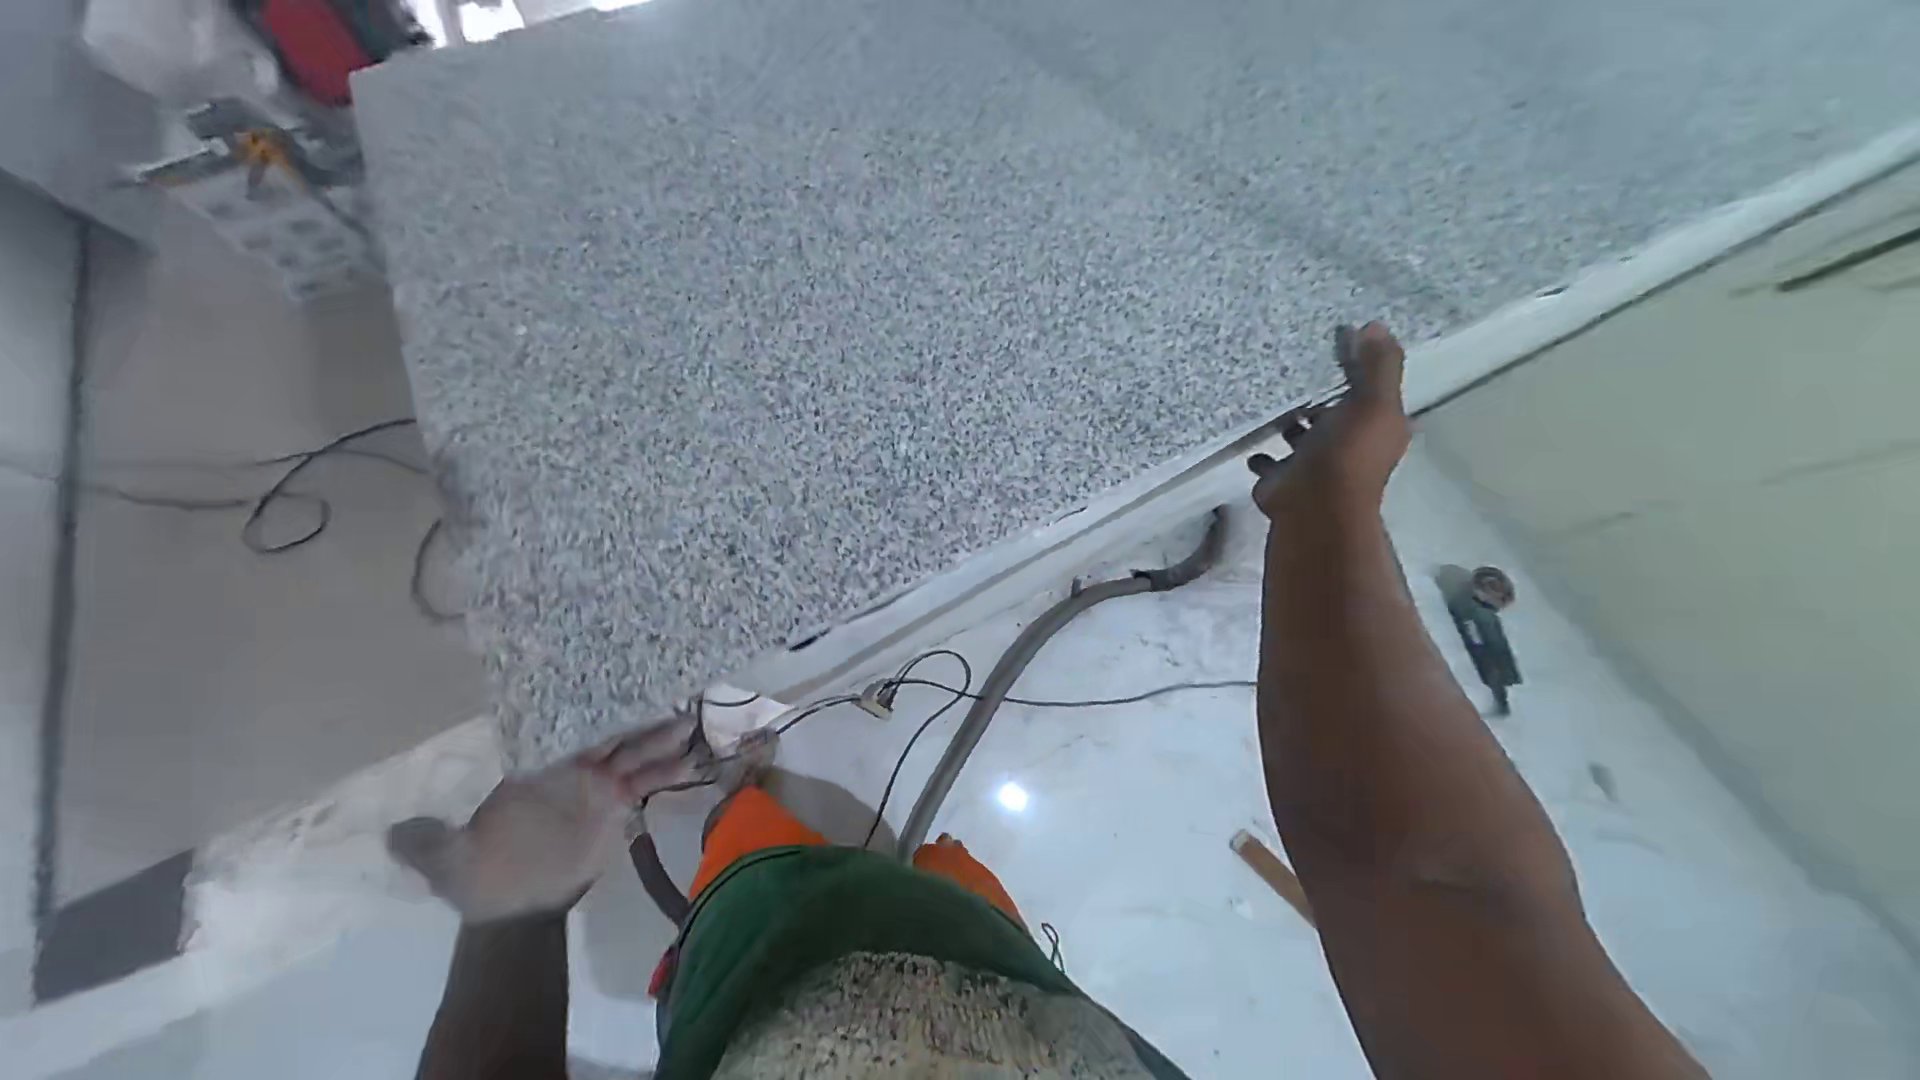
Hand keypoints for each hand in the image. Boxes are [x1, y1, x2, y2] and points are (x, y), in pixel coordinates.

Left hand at [388, 716, 699, 922]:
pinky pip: (648, 781)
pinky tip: (693, 759)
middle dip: (637, 714)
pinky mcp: (620, 802)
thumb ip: (426, 843)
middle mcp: (572, 766)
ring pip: (635, 750)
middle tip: (666, 692)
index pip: (567, 729)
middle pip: (610, 733)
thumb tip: (390, 831)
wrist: (517, 909)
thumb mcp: (446, 861)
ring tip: (690, 718)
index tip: (613, 686)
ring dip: (661, 735)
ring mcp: (600, 782)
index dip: (589, 710)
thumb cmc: (482, 878)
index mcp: (537, 766)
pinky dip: (670, 771)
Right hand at [1249, 321, 1410, 519]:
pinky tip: (1252, 439)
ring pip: (1301, 439)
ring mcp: (1314, 466)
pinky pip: (1269, 462)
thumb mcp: (1373, 401)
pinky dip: (1262, 454)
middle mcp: (1350, 448)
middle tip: (1293, 372)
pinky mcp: (1283, 480)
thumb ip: (1377, 365)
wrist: (1313, 505)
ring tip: (1269, 401)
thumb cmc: (1347, 452)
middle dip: (1317, 400)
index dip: (1356, 371)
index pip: (1369, 393)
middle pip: (1333, 416)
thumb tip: (1372, 326)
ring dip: (1289, 425)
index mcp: (1378, 429)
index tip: (1333, 347)